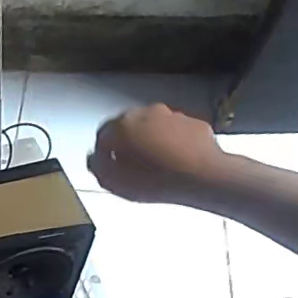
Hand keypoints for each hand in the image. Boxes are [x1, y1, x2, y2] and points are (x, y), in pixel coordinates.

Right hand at [87, 103, 229, 202]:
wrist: (203, 176)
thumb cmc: (158, 181)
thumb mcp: (117, 183)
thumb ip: (99, 167)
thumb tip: (94, 159)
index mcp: (123, 125)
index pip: (102, 134)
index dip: (103, 152)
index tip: (106, 165)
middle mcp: (146, 113)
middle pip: (128, 127)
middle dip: (126, 144)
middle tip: (129, 167)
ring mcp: (171, 115)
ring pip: (152, 127)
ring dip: (149, 142)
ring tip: (154, 168)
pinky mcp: (191, 122)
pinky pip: (174, 132)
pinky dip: (171, 143)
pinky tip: (174, 163)